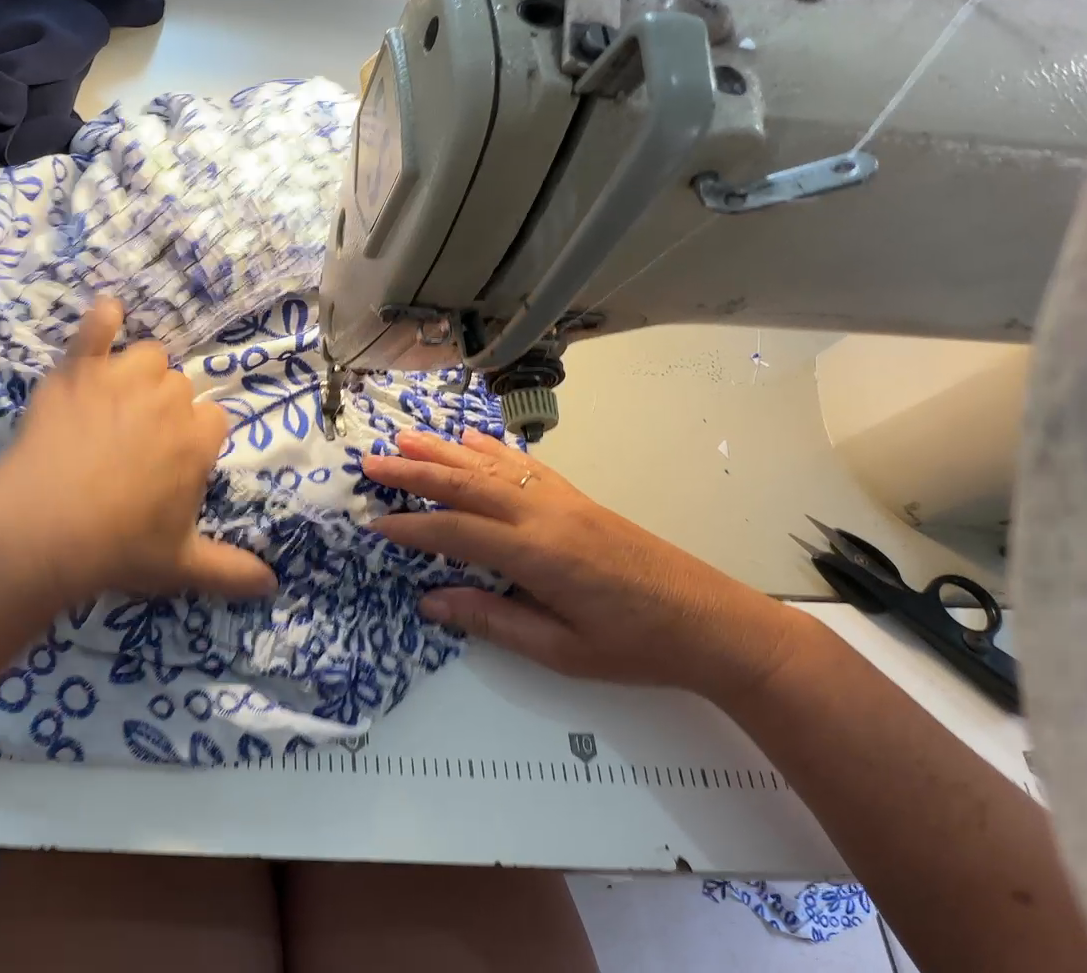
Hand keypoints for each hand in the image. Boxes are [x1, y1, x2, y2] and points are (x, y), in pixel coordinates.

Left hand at [0, 298, 276, 604]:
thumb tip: (272, 587)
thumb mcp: (179, 565)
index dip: (194, 440)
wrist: (43, 530)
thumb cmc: (118, 548)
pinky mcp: (76, 370)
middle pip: (180, 387)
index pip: (213, 420)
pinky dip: (102, 320)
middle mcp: (167, 401)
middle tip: (136, 445)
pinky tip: (106, 316)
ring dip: (140, 372)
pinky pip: (95, 329)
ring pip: (147, 356)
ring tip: (118, 402)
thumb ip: (229, 570)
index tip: (173, 463)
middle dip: (166, 409)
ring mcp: (120, 380)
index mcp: (197, 441)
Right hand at [364, 428, 809, 703]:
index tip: (373, 525)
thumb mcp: (559, 649)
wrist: (715, 624)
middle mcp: (545, 514)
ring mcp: (564, 501)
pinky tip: (473, 438)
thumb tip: (430, 601)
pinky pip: (527, 465)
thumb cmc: (636, 647)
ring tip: (406, 437)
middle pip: (467, 483)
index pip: (457, 531)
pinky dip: (494, 448)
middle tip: (371, 460)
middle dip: (415, 471)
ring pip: (493, 465)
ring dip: (446, 450)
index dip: (412, 529)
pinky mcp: (580, 499)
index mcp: (538, 554)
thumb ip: (491, 620)